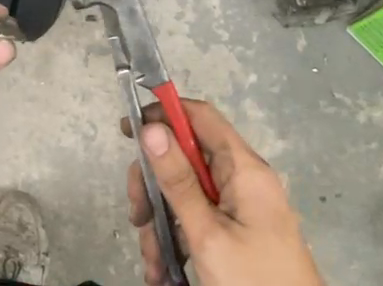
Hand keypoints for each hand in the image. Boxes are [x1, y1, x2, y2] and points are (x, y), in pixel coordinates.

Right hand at [126, 98, 324, 285]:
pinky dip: (176, 239)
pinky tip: (164, 269)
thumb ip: (178, 180)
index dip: (163, 113)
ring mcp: (240, 208)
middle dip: (154, 185)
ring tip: (153, 259)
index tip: (128, 131)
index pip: (199, 116)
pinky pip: (197, 219)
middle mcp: (242, 180)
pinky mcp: (237, 233)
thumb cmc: (254, 282)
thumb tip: (151, 127)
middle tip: (137, 216)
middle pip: (185, 158)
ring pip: (185, 193)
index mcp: (244, 169)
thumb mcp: (207, 234)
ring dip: (161, 221)